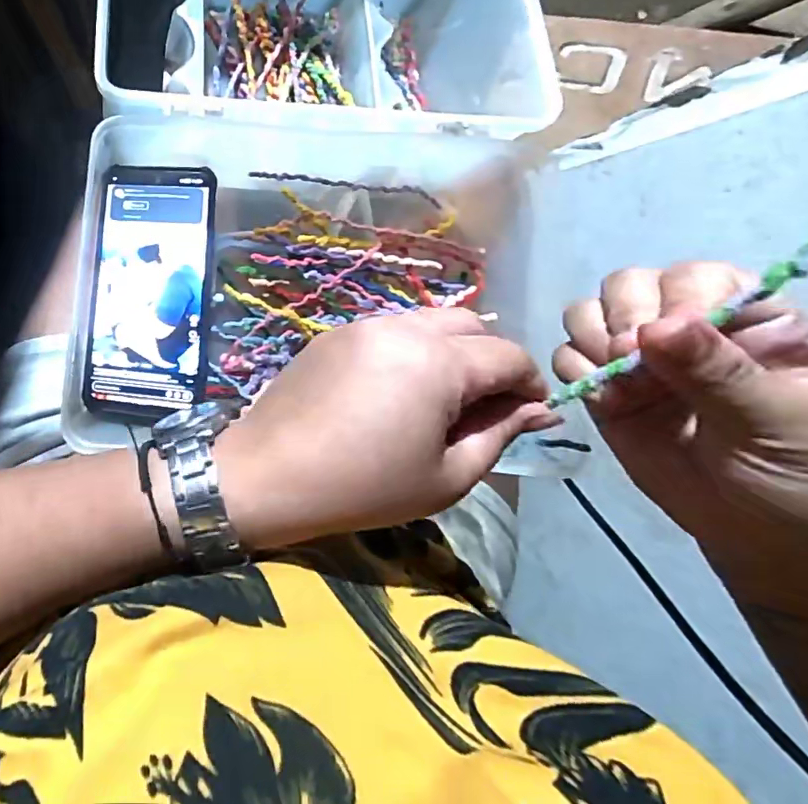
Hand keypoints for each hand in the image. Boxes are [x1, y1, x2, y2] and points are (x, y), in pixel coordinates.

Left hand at [216, 308, 558, 548]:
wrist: (269, 472)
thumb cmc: (364, 485)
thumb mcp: (447, 474)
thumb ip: (499, 433)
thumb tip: (538, 409)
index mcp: (436, 360)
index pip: (508, 355)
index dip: (529, 384)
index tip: (527, 415)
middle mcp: (400, 328)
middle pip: (470, 325)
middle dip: (489, 359)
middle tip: (480, 408)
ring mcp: (361, 325)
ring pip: (426, 322)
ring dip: (447, 351)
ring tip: (436, 401)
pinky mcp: (332, 334)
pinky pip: (387, 330)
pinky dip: (407, 349)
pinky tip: (392, 391)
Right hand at [553, 262, 807, 613]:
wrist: (784, 556)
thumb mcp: (782, 425)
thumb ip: (719, 372)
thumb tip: (658, 327)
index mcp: (754, 322)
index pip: (696, 278)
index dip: (674, 300)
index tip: (663, 340)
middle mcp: (692, 331)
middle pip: (629, 286)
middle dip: (620, 317)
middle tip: (627, 360)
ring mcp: (645, 361)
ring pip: (589, 315)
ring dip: (590, 339)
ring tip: (614, 383)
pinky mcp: (610, 393)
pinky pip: (568, 358)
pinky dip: (574, 371)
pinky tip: (603, 401)